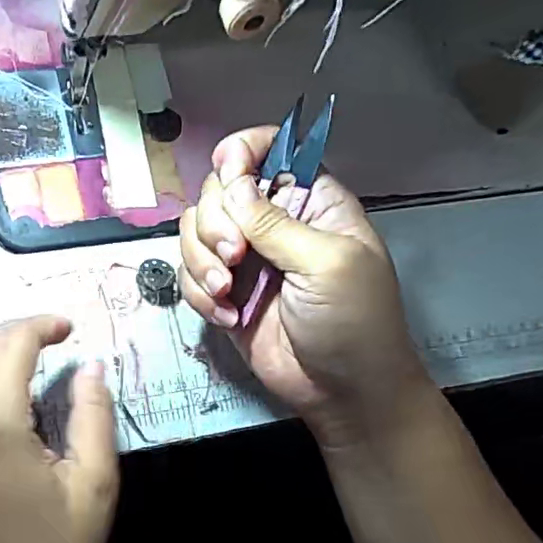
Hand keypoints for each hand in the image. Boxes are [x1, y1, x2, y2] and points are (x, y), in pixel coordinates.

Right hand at [178, 126, 430, 444]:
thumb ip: (274, 221)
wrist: (340, 390)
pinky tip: (228, 316)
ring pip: (193, 233)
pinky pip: (188, 274)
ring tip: (227, 295)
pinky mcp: (220, 291)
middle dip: (215, 223)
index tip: (227, 171)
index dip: (242, 152)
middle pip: (217, 191)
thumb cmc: (354, 321)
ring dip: (201, 263)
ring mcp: (242, 258)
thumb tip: (230, 179)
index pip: (269, 152)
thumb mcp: (326, 264)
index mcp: (309, 202)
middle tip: (234, 258)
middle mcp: (270, 222)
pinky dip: (199, 295)